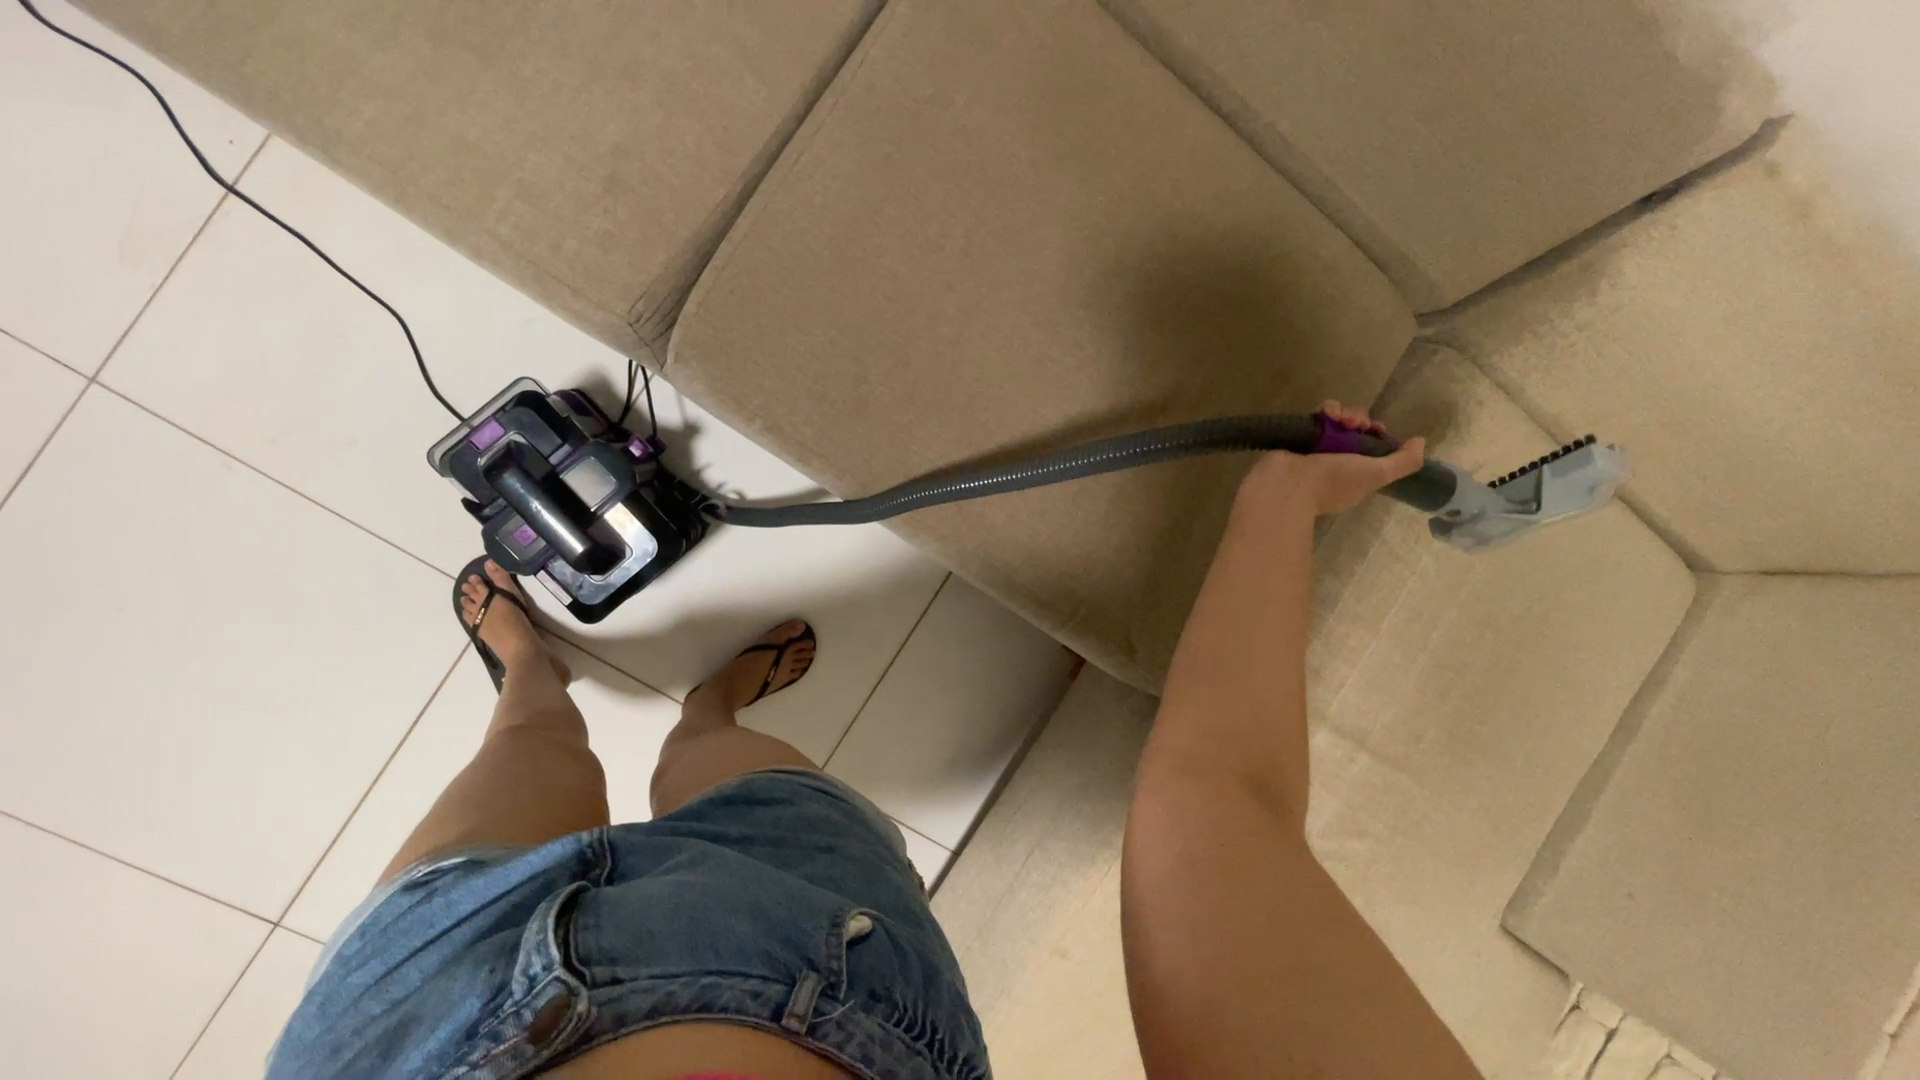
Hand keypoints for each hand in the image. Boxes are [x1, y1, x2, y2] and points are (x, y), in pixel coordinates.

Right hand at [1241, 401, 1426, 516]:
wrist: (1286, 485)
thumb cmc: (1332, 482)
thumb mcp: (1376, 474)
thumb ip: (1403, 461)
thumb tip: (1420, 442)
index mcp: (1356, 477)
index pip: (1374, 450)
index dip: (1379, 436)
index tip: (1376, 430)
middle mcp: (1338, 464)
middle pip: (1357, 433)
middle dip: (1360, 422)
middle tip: (1356, 424)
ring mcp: (1317, 452)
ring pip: (1338, 423)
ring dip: (1344, 414)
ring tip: (1339, 417)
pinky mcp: (1301, 439)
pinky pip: (1318, 419)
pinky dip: (1325, 412)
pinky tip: (1324, 412)